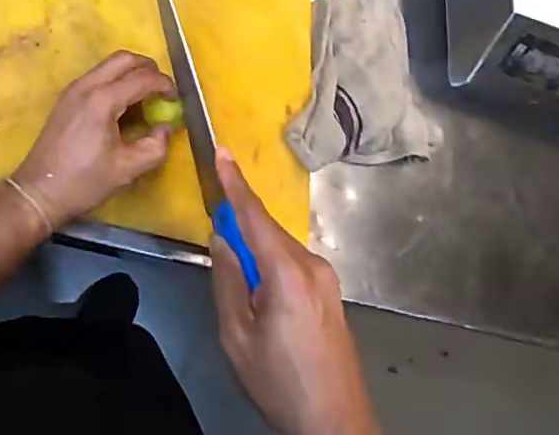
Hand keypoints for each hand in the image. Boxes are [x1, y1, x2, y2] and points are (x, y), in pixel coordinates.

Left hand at [9, 51, 173, 228]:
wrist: (38, 192)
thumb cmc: (83, 182)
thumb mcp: (127, 169)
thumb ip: (155, 147)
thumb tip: (166, 128)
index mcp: (103, 100)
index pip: (142, 78)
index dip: (165, 84)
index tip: (176, 99)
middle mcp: (87, 85)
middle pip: (124, 58)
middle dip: (148, 68)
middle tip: (162, 89)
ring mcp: (73, 89)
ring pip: (108, 64)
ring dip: (130, 73)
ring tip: (144, 98)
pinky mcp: (66, 97)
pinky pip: (97, 75)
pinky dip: (115, 80)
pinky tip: (122, 106)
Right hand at [210, 150, 377, 434]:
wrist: (336, 425)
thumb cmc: (280, 382)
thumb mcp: (237, 335)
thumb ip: (227, 279)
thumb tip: (222, 239)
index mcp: (286, 272)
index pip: (254, 216)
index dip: (234, 183)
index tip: (222, 151)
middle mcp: (311, 264)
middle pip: (267, 232)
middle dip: (241, 235)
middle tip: (222, 257)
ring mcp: (326, 277)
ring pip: (279, 248)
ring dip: (257, 256)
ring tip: (249, 301)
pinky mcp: (331, 291)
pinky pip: (293, 263)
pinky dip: (272, 268)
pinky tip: (267, 304)